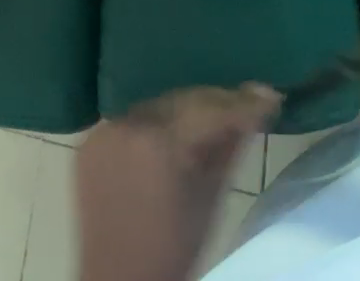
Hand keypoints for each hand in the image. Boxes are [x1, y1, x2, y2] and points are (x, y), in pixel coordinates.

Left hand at [76, 85, 278, 280]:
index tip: (270, 97)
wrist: (118, 280)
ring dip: (186, 110)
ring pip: (157, 107)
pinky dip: (156, 124)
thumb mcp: (211, 198)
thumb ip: (229, 148)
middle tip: (247, 104)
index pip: (209, 110)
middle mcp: (128, 126)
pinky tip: (176, 134)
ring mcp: (104, 132)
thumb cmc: (175, 248)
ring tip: (216, 117)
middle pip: (181, 100)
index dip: (243, 103)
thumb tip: (253, 112)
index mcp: (160, 144)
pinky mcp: (90, 142)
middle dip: (216, 102)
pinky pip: (132, 121)